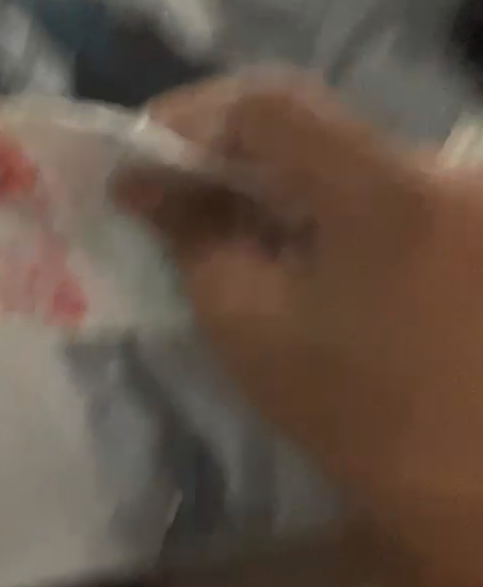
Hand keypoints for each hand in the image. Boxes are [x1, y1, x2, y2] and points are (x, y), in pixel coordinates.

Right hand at [119, 74, 482, 586]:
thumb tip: (138, 180)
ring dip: (263, 172)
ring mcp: (473, 196)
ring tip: (213, 218)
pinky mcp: (478, 221)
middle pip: (309, 122)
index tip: (137, 157)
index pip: (271, 106)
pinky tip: (279, 237)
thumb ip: (191, 232)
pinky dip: (310, 194)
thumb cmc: (347, 404)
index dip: (188, 116)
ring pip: (341, 149)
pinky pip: (376, 179)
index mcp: (390, 195)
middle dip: (218, 147)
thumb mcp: (242, 316)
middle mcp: (451, 173)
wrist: (474, 479)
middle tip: (162, 189)